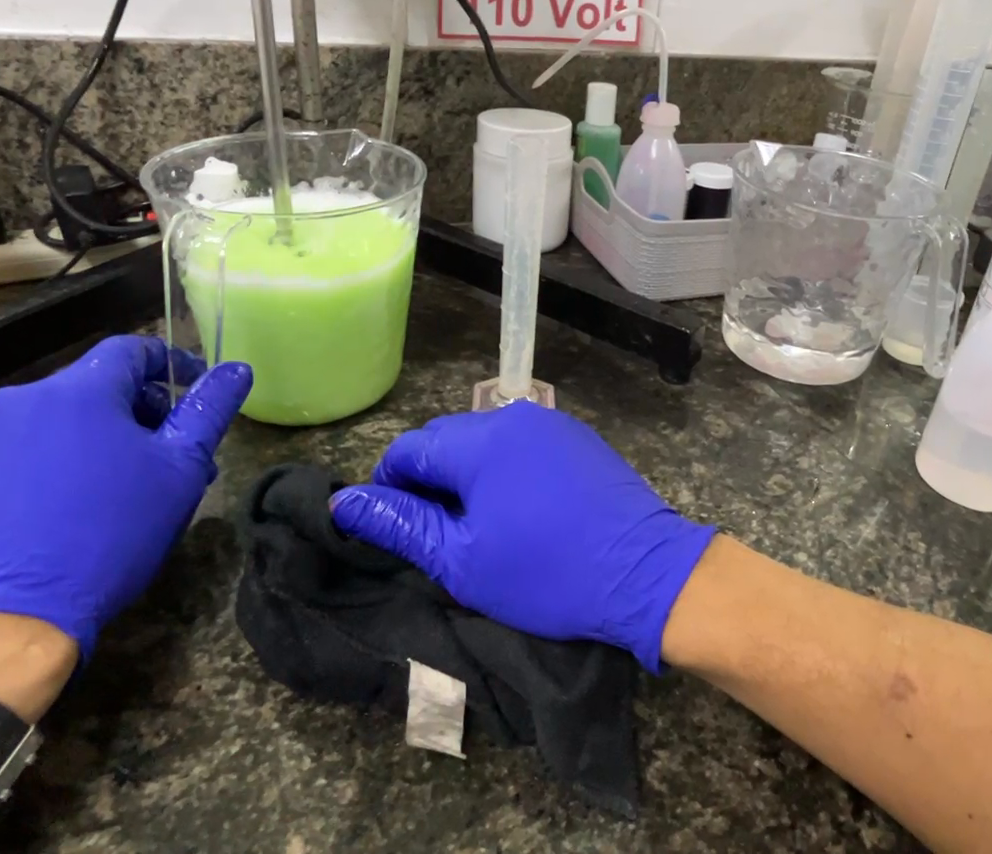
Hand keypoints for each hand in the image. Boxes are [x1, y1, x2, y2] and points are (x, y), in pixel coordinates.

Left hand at [0, 336, 252, 658]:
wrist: (14, 615)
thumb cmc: (111, 529)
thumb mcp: (179, 469)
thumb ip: (210, 411)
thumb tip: (238, 369)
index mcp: (77, 389)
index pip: (133, 348)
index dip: (174, 362)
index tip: (200, 390)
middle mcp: (29, 400)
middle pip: (103, 383)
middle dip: (150, 408)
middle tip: (181, 450)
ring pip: (75, 415)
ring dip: (118, 435)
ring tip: (147, 481)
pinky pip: (46, 444)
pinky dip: (82, 456)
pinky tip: (102, 499)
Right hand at [330, 402, 714, 671]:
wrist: (647, 573)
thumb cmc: (547, 573)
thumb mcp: (462, 560)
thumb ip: (401, 525)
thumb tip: (344, 503)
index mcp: (479, 440)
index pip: (408, 451)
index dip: (389, 491)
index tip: (399, 534)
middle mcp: (515, 417)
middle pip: (446, 441)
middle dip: (429, 483)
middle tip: (438, 538)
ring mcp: (553, 426)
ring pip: (485, 443)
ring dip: (468, 479)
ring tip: (478, 530)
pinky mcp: (580, 442)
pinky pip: (523, 448)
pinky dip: (506, 474)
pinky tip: (520, 514)